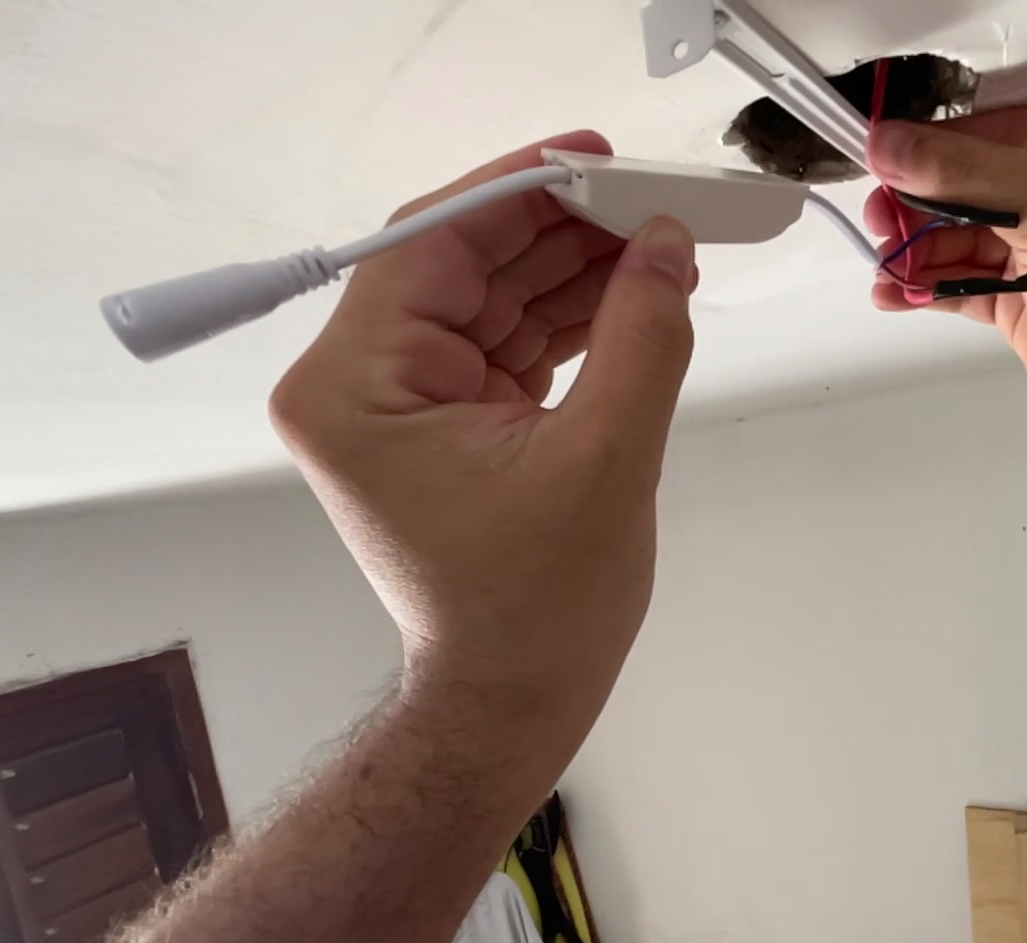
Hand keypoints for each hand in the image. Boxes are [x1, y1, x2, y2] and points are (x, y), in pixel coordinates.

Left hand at [270, 132, 699, 723]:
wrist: (516, 695)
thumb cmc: (543, 608)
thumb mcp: (606, 462)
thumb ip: (641, 340)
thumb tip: (667, 248)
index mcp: (359, 388)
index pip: (432, 244)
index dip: (521, 192)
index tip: (599, 163)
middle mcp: (365, 387)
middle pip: (466, 268)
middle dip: (563, 236)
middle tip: (651, 211)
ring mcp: (408, 407)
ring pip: (496, 303)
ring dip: (576, 277)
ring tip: (657, 254)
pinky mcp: (452, 427)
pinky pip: (512, 348)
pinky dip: (572, 325)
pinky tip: (630, 304)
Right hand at [866, 108, 1026, 415]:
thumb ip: (966, 172)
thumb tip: (892, 143)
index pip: (1006, 131)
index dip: (944, 143)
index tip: (887, 155)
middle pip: (980, 187)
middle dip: (924, 203)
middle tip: (880, 218)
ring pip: (967, 241)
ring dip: (920, 252)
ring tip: (884, 266)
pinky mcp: (1026, 306)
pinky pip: (966, 286)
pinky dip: (930, 288)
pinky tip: (897, 292)